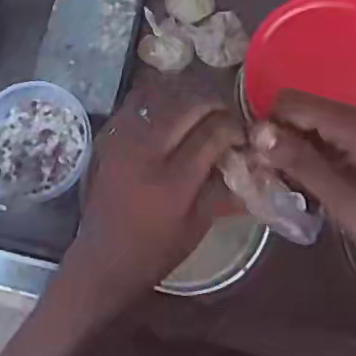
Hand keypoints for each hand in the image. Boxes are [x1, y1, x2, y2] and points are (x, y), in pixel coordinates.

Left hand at [57, 83, 242, 315]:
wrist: (101, 258)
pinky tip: (173, 112)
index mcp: (171, 182)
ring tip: (202, 112)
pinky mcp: (108, 136)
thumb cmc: (155, 250)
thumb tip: (254, 160)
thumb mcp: (198, 225)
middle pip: (188, 107)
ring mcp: (122, 140)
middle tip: (226, 117)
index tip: (242, 133)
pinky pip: (138, 103)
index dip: (233, 128)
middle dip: (214, 106)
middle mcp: (145, 153)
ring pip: (163, 97)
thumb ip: (224, 187)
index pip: (212, 134)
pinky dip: (161, 101)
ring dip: (189, 100)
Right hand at [256, 90, 355, 329]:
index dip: (268, 126)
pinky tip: (305, 188)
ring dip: (290, 151)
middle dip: (277, 139)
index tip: (257, 162)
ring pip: (308, 126)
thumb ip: (302, 164)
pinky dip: (308, 159)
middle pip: (299, 111)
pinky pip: (324, 140)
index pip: (292, 103)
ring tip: (285, 188)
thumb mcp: (347, 203)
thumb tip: (259, 132)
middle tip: (269, 179)